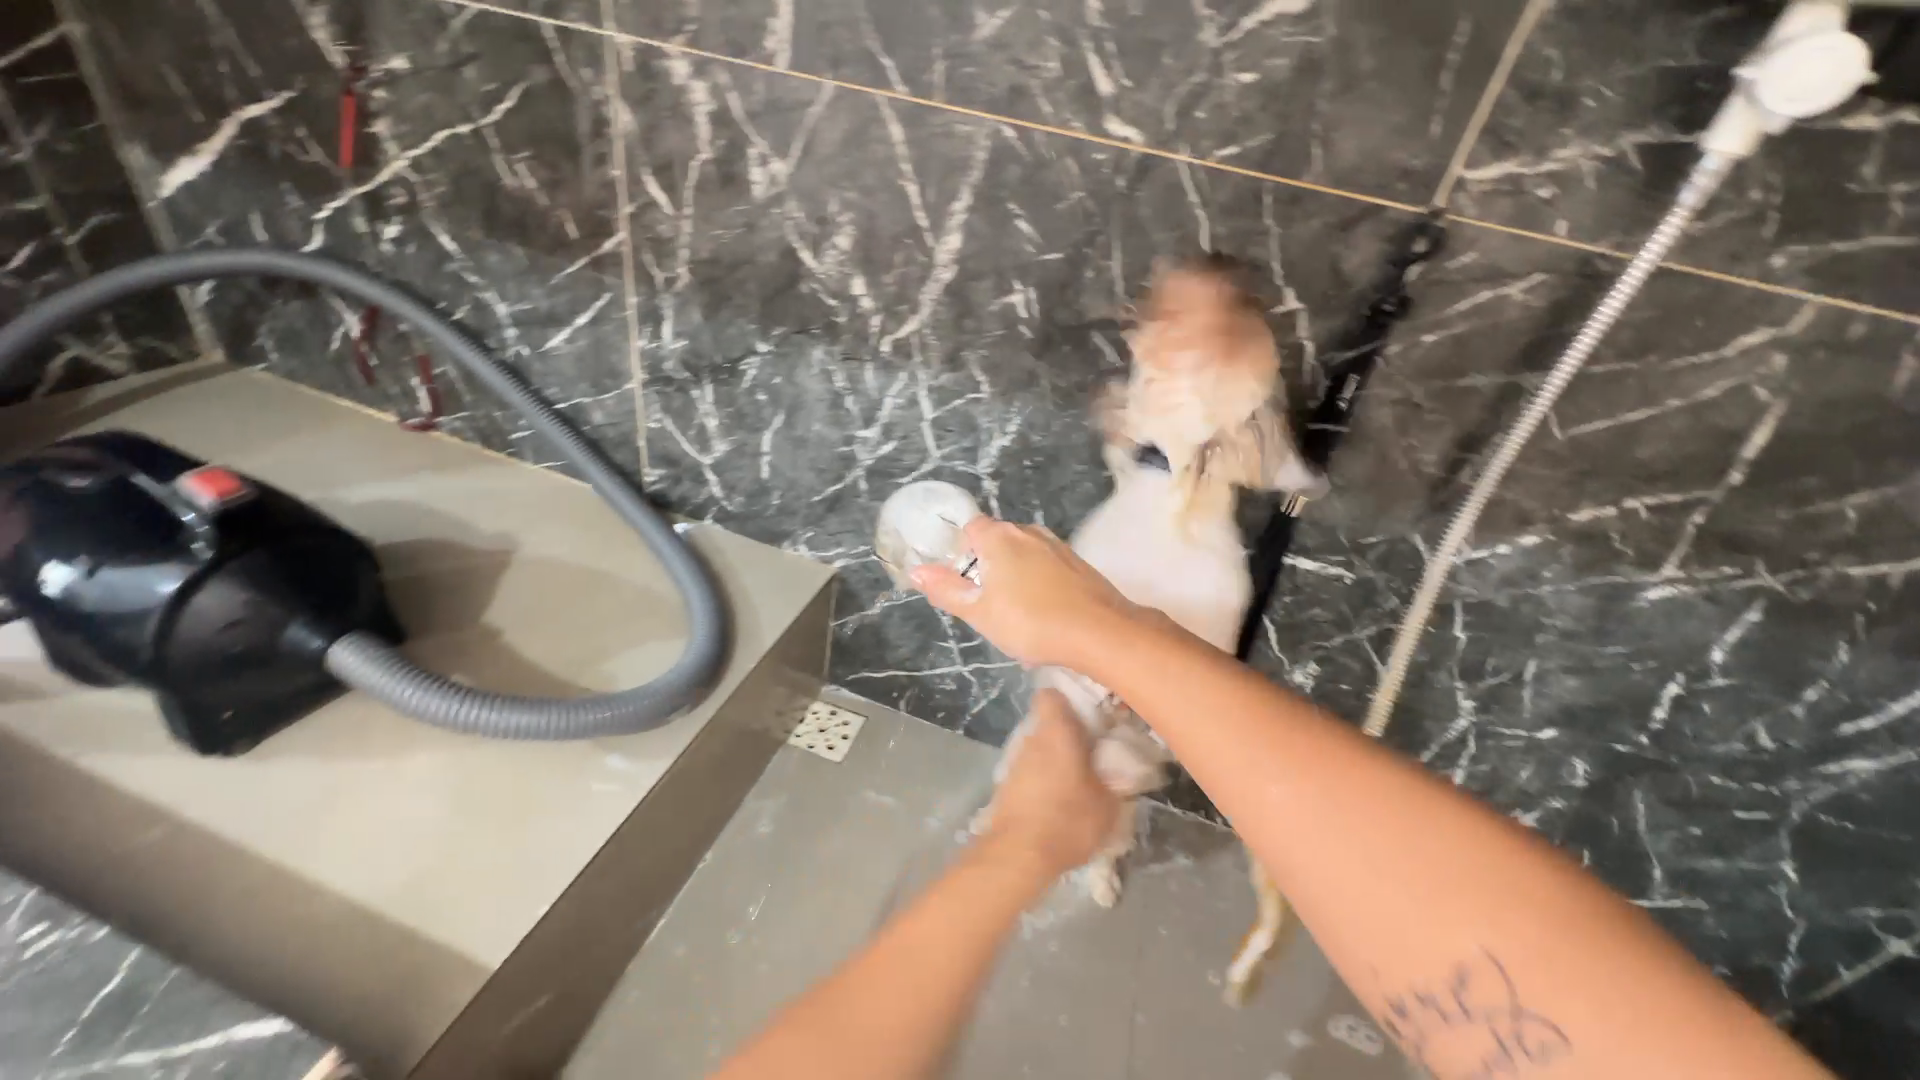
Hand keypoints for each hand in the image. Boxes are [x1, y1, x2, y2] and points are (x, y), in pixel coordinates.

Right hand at [910, 518, 1140, 670]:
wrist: (1100, 632)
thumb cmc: (1030, 622)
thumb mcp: (980, 612)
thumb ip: (947, 590)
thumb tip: (917, 571)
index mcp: (999, 538)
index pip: (971, 528)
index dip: (962, 551)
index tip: (963, 581)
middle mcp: (1028, 532)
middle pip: (998, 540)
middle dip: (988, 566)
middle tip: (987, 604)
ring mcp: (1057, 545)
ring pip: (1024, 554)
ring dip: (1015, 575)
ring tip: (1016, 613)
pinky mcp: (1078, 563)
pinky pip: (1047, 566)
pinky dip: (1039, 583)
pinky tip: (1044, 613)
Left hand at [977, 690, 1120, 876]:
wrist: (1018, 854)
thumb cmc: (1069, 820)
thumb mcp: (1108, 803)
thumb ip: (1115, 779)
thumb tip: (1120, 768)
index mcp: (1057, 732)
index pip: (1051, 695)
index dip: (1067, 698)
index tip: (1088, 712)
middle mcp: (1031, 739)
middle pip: (1048, 724)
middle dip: (1068, 736)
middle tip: (1092, 754)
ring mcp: (1014, 762)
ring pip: (1038, 750)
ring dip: (1055, 761)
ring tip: (1078, 784)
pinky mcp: (1005, 786)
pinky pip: (1029, 773)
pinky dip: (1043, 781)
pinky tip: (1058, 804)